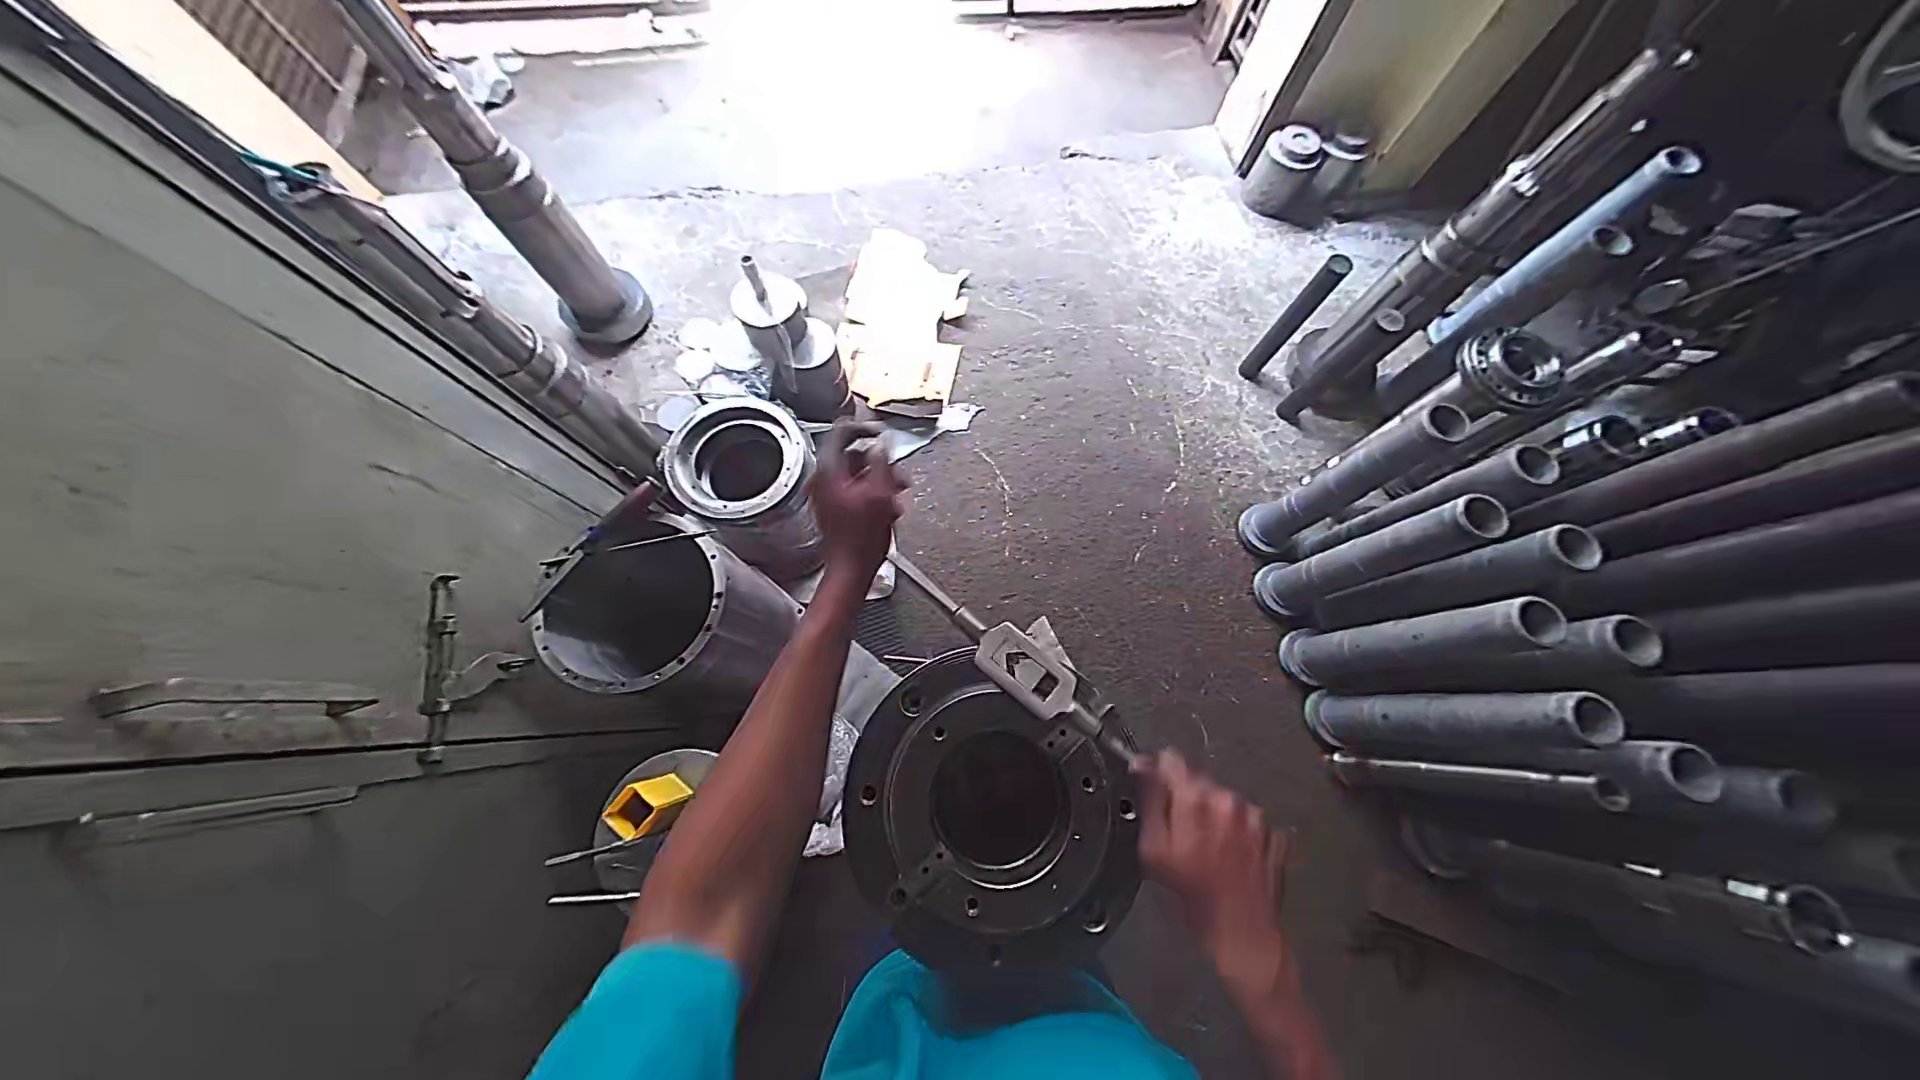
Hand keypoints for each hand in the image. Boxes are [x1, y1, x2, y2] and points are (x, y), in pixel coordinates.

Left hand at [810, 422, 907, 580]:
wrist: (852, 569)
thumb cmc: (862, 539)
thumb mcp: (880, 493)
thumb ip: (881, 462)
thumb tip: (882, 443)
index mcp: (829, 472)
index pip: (841, 433)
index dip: (864, 428)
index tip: (880, 432)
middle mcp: (825, 480)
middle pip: (854, 457)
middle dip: (880, 465)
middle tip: (899, 476)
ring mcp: (829, 496)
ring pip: (859, 475)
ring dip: (881, 481)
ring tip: (897, 496)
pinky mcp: (836, 509)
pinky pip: (856, 491)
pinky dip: (873, 494)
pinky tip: (888, 509)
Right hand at [1135, 750, 1292, 992]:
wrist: (1245, 937)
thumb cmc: (1196, 901)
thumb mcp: (1154, 851)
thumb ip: (1148, 801)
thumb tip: (1143, 770)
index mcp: (1195, 799)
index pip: (1170, 759)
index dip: (1156, 770)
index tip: (1150, 782)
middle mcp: (1228, 800)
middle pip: (1197, 780)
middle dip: (1184, 799)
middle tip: (1179, 833)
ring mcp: (1254, 817)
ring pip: (1221, 800)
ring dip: (1211, 815)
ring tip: (1205, 851)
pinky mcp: (1272, 834)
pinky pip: (1244, 819)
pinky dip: (1234, 831)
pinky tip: (1227, 857)